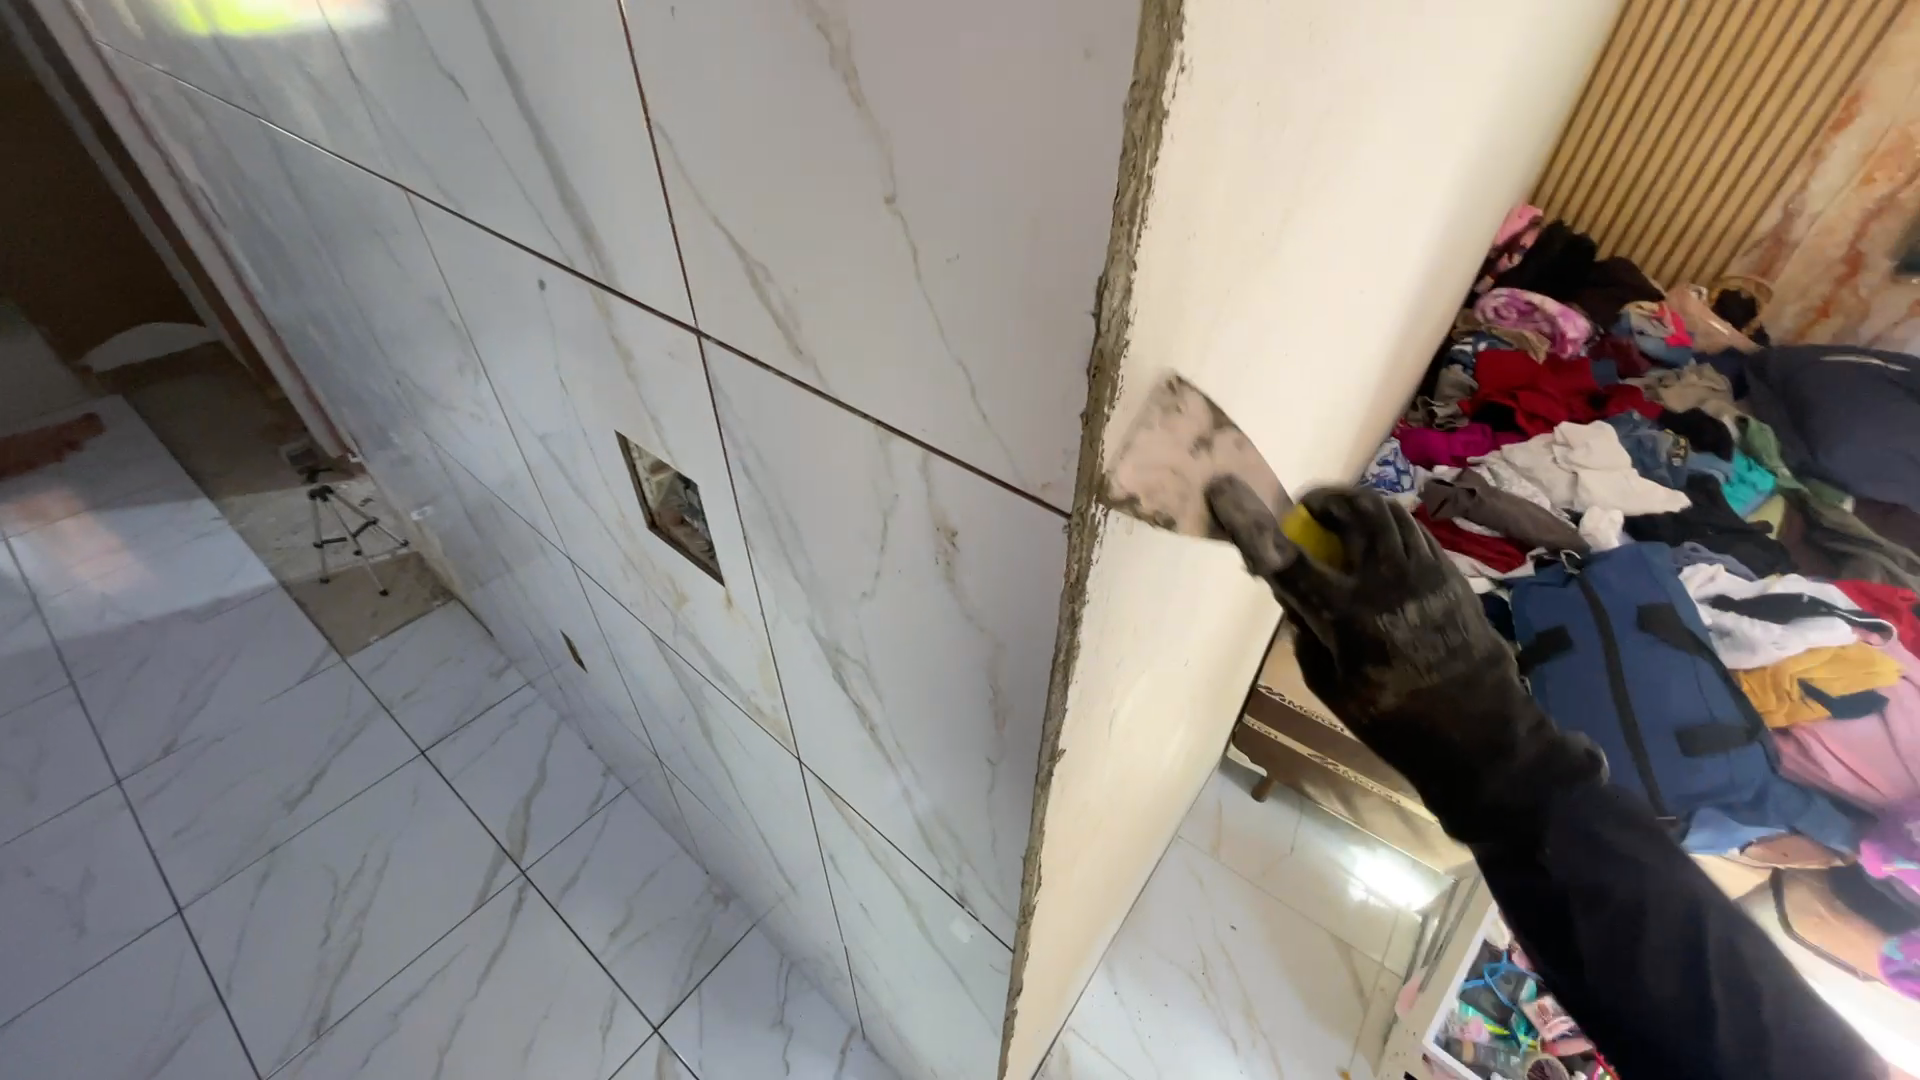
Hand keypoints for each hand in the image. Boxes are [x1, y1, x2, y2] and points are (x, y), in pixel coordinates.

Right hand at [1207, 479, 1603, 841]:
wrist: (1482, 736)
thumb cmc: (1392, 722)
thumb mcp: (1327, 682)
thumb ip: (1305, 629)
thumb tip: (1292, 592)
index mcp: (1349, 616)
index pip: (1287, 557)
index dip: (1250, 521)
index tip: (1224, 489)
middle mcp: (1389, 582)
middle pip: (1355, 509)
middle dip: (1324, 499)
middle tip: (1306, 512)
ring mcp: (1427, 574)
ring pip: (1390, 511)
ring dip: (1356, 507)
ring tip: (1340, 524)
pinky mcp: (1452, 576)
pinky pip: (1412, 531)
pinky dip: (1385, 527)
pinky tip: (1376, 550)